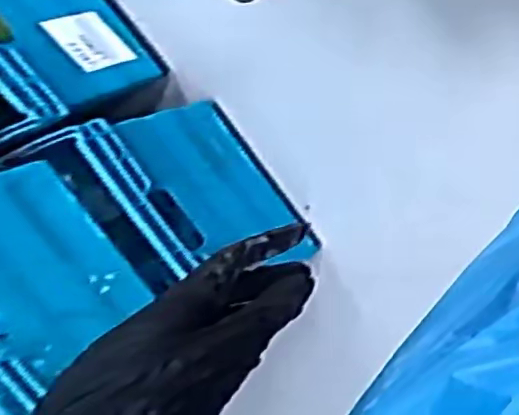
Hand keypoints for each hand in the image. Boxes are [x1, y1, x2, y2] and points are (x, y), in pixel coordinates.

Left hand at [36, 225, 314, 414]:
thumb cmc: (152, 398)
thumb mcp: (232, 345)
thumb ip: (271, 308)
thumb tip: (297, 283)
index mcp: (173, 304)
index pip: (232, 258)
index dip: (270, 242)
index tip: (295, 232)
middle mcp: (142, 327)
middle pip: (214, 292)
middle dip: (259, 284)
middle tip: (293, 281)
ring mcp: (119, 363)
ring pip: (193, 325)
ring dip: (234, 317)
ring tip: (264, 325)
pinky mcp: (110, 394)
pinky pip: (173, 352)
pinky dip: (208, 347)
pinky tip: (218, 366)